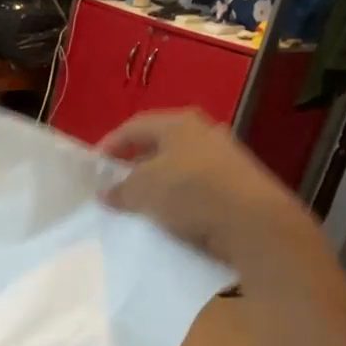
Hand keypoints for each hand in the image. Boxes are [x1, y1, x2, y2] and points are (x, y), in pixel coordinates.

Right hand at [99, 111, 312, 265]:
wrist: (252, 222)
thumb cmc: (190, 192)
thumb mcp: (142, 189)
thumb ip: (119, 189)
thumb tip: (105, 192)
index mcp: (179, 123)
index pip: (134, 127)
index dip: (110, 144)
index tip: (93, 168)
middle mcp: (204, 133)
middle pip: (158, 146)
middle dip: (135, 166)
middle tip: (116, 187)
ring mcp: (225, 158)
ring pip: (179, 168)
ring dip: (158, 185)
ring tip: (140, 206)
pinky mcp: (237, 185)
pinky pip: (196, 188)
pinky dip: (179, 199)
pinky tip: (170, 217)